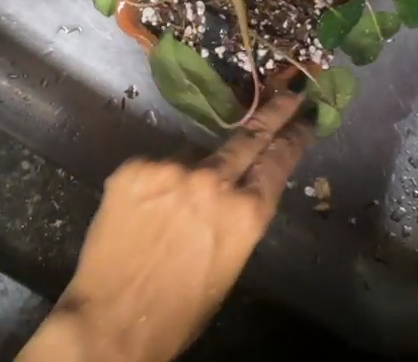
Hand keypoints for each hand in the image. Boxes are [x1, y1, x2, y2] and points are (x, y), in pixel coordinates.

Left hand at [18, 95, 311, 361]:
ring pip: (193, 154)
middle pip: (249, 136)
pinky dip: (157, 182)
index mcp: (245, 214)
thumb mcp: (228, 264)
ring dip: (194, 170)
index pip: (278, 160)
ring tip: (175, 209)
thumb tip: (234, 187)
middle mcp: (213, 181)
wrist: (112, 323)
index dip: (293, 136)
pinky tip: (146, 213)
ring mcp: (172, 169)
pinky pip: (157, 165)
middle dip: (273, 113)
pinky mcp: (136, 167)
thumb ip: (236, 216)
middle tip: (289, 94)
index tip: (305, 116)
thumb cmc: (179, 310)